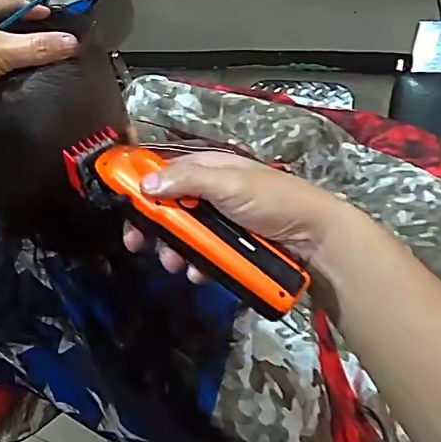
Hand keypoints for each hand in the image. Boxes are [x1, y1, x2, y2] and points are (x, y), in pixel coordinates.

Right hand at [121, 150, 361, 275]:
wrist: (317, 239)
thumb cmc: (274, 202)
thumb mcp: (229, 184)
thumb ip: (187, 180)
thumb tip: (146, 183)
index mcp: (211, 167)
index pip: (166, 170)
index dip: (142, 183)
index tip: (122, 202)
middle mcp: (213, 191)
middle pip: (169, 206)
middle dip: (154, 226)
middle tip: (137, 244)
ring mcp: (223, 220)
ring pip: (185, 234)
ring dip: (174, 249)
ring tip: (175, 264)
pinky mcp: (232, 246)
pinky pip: (204, 254)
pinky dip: (197, 263)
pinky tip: (199, 274)